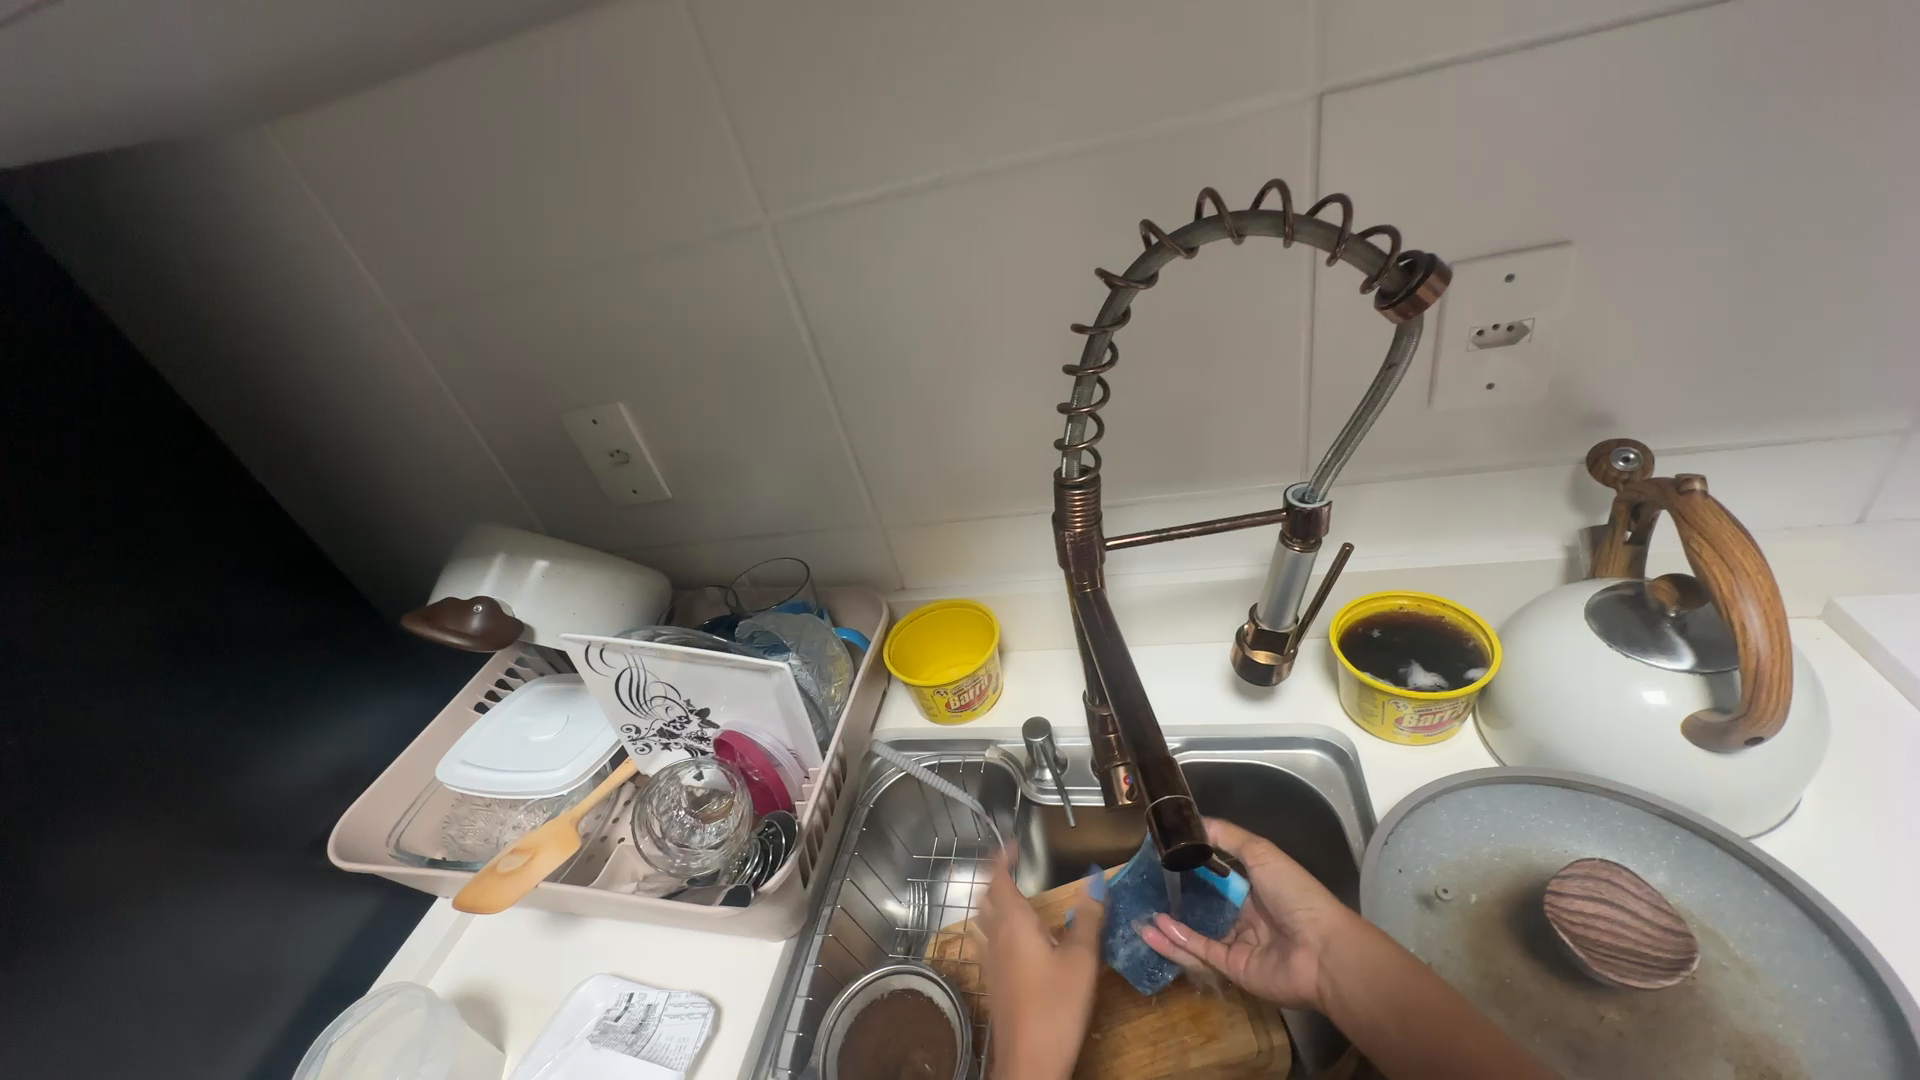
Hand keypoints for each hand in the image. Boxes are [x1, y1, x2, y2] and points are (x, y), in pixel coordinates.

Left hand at [977, 848, 1104, 1079]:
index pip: (998, 877)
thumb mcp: (1081, 959)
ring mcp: (991, 960)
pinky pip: (993, 942)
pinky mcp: (995, 982)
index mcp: (1013, 922)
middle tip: (1015, 868)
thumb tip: (1096, 881)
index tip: (1012, 844)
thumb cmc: (1055, 1006)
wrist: (1028, 1062)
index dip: (1001, 857)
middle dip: (997, 878)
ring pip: (987, 920)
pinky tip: (1025, 943)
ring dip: (998, 903)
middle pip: (987, 897)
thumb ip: (1088, 918)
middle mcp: (996, 936)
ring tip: (1020, 899)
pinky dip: (1003, 928)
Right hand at [1137, 817, 1361, 1010]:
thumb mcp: (1261, 853)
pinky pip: (1199, 952)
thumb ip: (1227, 837)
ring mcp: (1237, 943)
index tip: (1162, 855)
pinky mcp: (1232, 968)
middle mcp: (1244, 916)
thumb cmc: (1295, 895)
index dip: (1190, 866)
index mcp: (1254, 888)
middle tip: (1142, 886)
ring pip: (1195, 931)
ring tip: (1139, 912)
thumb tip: (1193, 821)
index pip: (1216, 876)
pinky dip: (1176, 941)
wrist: (1323, 952)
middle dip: (1173, 897)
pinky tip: (1155, 927)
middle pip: (1202, 905)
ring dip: (1168, 923)